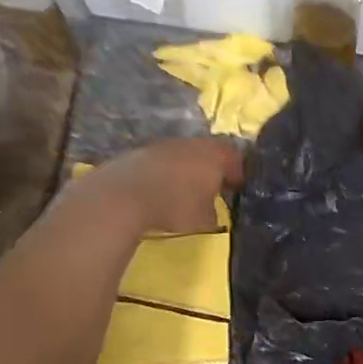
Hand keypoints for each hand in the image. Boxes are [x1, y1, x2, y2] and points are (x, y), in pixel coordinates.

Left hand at [65, 138, 242, 233]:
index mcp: (215, 156)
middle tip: (215, 188)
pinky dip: (168, 172)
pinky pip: (164, 161)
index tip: (238, 190)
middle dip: (214, 168)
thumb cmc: (175, 207)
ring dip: (189, 168)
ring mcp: (165, 145)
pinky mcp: (142, 151)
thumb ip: (215, 211)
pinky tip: (163, 189)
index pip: (236, 158)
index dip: (239, 174)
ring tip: (188, 190)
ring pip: (186, 154)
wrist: (123, 196)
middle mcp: (192, 143)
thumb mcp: (206, 219)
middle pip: (210, 151)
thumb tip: (214, 210)